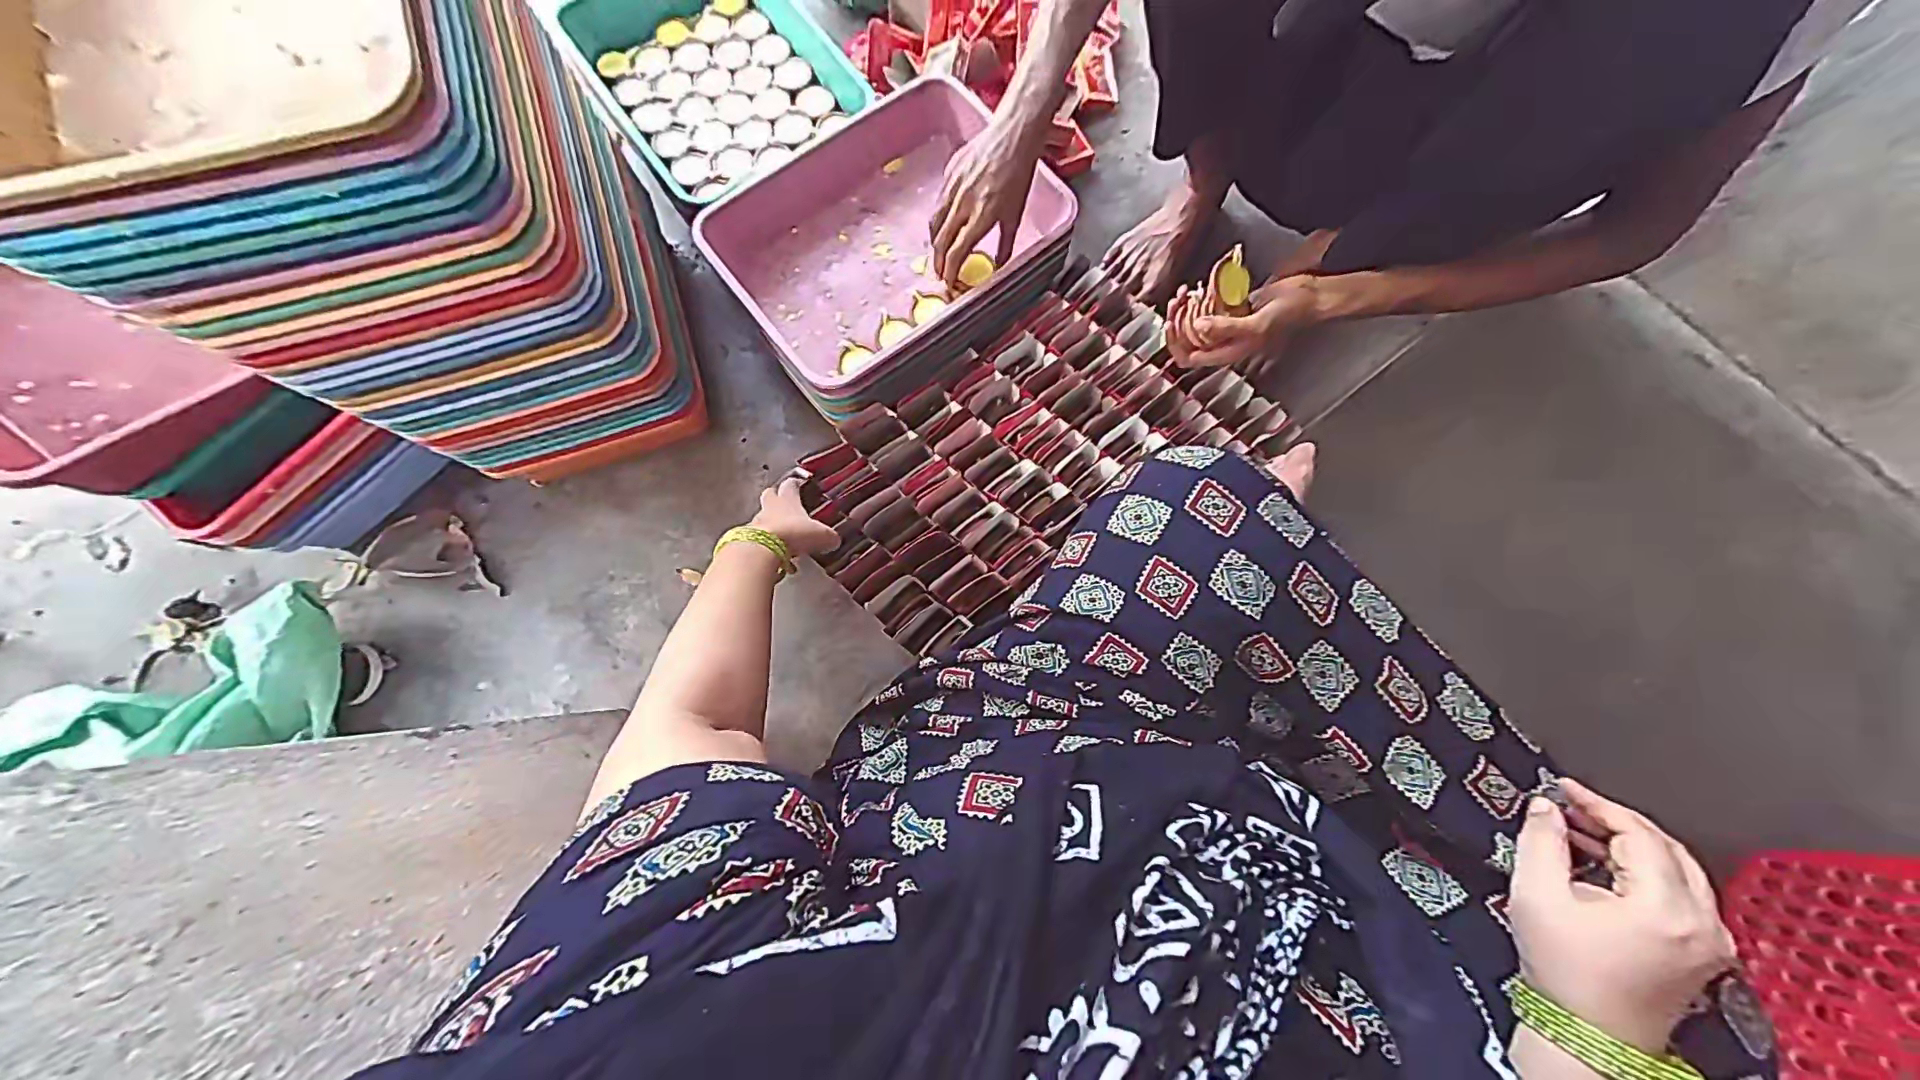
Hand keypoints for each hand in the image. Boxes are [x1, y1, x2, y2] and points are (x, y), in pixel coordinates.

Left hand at [749, 478, 839, 558]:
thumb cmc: (793, 534)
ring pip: (762, 518)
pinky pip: (758, 540)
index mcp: (788, 499)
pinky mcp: (747, 540)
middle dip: (776, 499)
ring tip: (783, 538)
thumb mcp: (821, 535)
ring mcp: (756, 523)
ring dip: (771, 525)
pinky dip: (766, 545)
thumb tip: (834, 540)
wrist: (763, 550)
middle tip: (785, 507)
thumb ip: (828, 536)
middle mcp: (770, 507)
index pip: (790, 485)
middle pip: (770, 496)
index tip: (797, 484)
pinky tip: (775, 556)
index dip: (794, 484)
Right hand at [929, 120, 1042, 288]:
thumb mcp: (1015, 215)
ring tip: (939, 251)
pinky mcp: (949, 173)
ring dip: (935, 241)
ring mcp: (953, 187)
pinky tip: (945, 222)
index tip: (948, 283)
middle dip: (938, 261)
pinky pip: (939, 201)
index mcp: (981, 216)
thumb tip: (998, 266)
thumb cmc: (1019, 174)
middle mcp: (963, 203)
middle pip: (941, 240)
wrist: (1013, 135)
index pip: (957, 252)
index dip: (950, 271)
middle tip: (939, 272)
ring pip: (935, 221)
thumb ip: (1005, 244)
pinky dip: (939, 217)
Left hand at [1171, 275, 1322, 370]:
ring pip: (1193, 323)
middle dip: (1178, 320)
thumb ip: (1228, 328)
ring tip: (1186, 291)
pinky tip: (1196, 287)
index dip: (1175, 344)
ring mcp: (1226, 326)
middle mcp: (1223, 342)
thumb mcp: (1258, 323)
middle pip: (1186, 339)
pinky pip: (1205, 308)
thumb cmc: (1290, 314)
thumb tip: (1200, 327)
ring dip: (1185, 308)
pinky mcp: (1230, 309)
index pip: (1188, 358)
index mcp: (1227, 352)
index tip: (1171, 321)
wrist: (1309, 296)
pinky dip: (1198, 299)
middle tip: (1179, 299)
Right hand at [1509, 779, 1736, 1054]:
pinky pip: (1681, 891)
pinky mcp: (1704, 951)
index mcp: (1665, 907)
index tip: (1561, 787)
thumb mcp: (1536, 894)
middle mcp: (1703, 922)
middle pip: (1666, 847)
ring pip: (1678, 868)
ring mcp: (1711, 940)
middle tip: (1569, 804)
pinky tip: (1605, 863)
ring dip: (1630, 842)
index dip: (1597, 803)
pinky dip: (1644, 867)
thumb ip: (1540, 841)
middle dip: (1616, 819)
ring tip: (1580, 830)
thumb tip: (1545, 806)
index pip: (1638, 834)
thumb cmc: (1561, 965)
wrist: (1588, 1031)